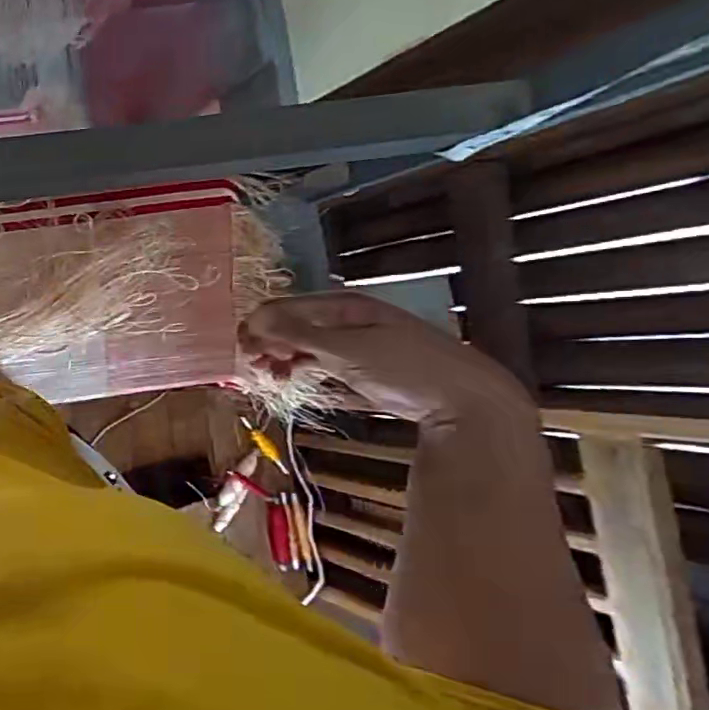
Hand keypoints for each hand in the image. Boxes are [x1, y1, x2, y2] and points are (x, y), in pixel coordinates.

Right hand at [238, 292, 532, 424]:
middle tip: (251, 366)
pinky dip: (298, 371)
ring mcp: (353, 345)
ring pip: (300, 347)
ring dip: (279, 359)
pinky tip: (288, 382)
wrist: (466, 402)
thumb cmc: (406, 368)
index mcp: (344, 306)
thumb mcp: (346, 349)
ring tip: (269, 378)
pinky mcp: (359, 369)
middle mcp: (346, 320)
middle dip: (266, 343)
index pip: (285, 308)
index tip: (242, 349)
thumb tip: (253, 319)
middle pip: (290, 326)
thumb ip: (297, 334)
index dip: (258, 325)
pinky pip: (316, 365)